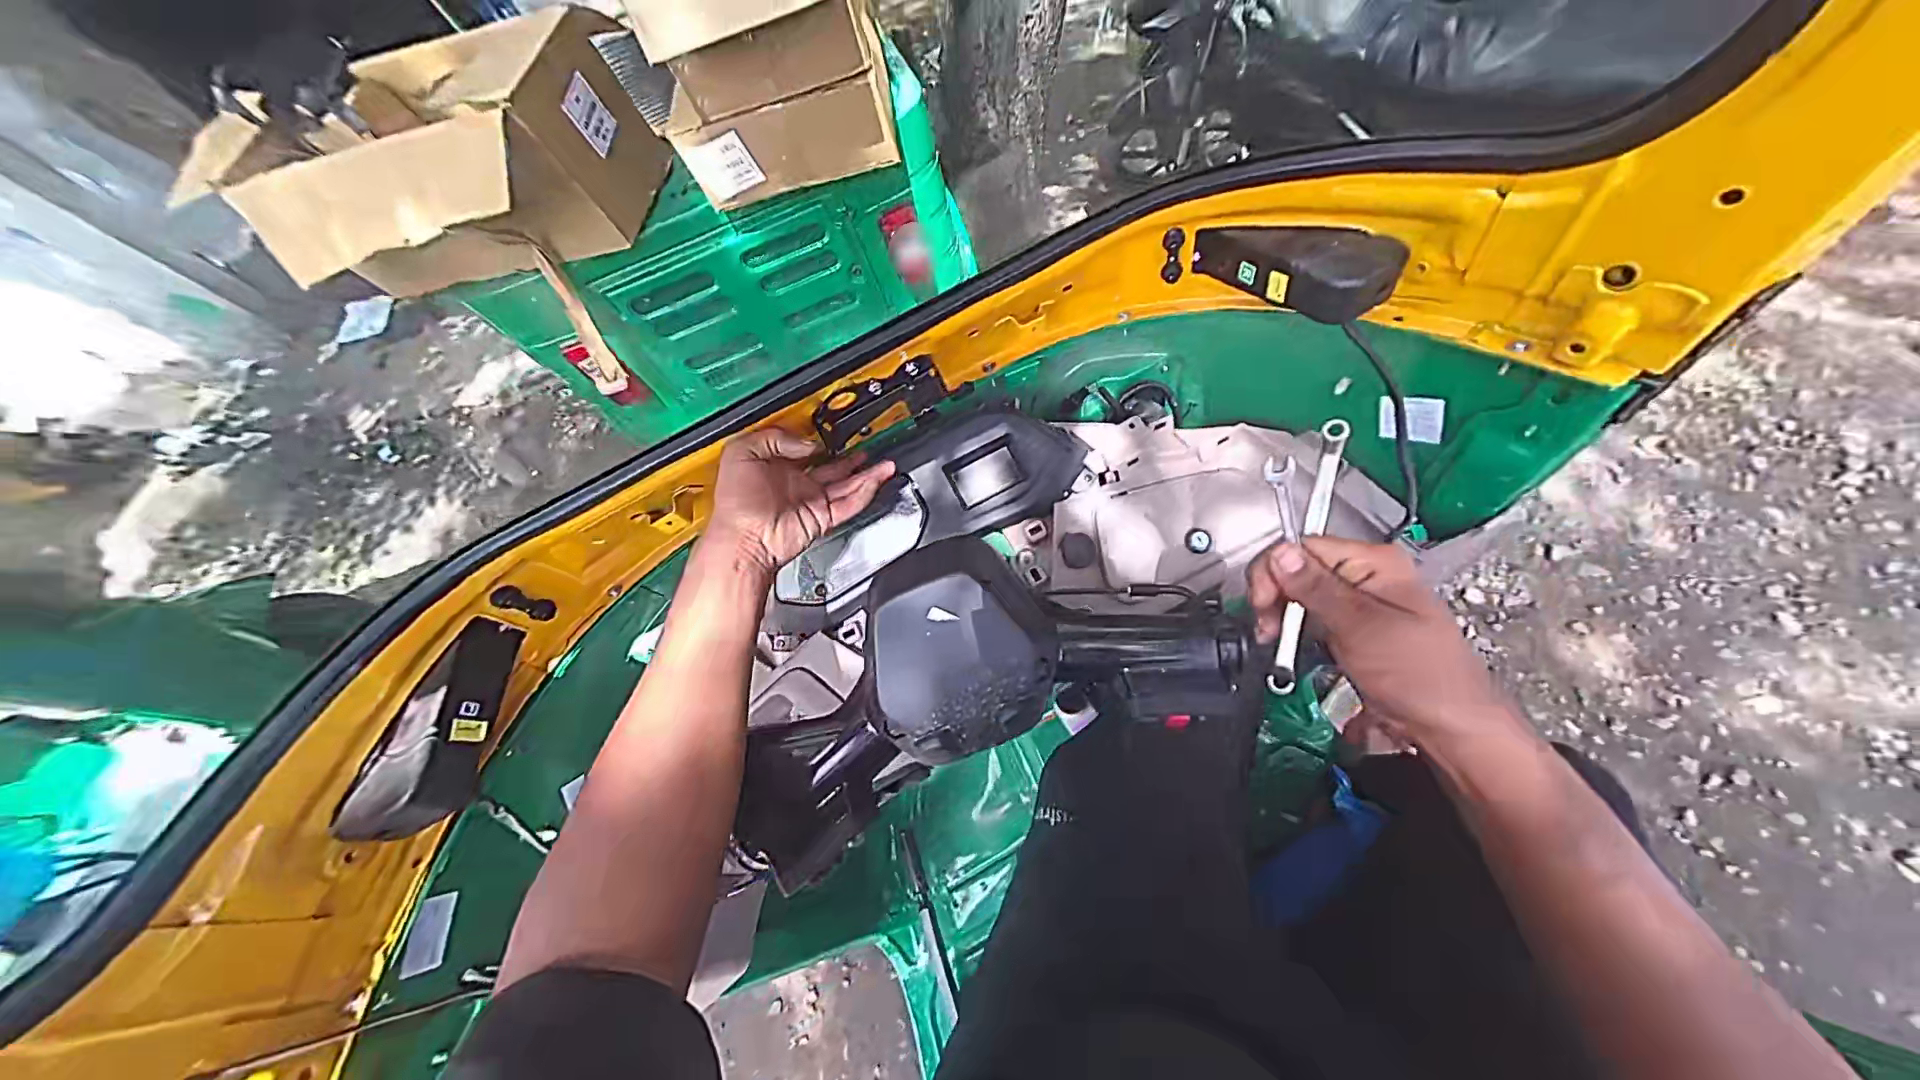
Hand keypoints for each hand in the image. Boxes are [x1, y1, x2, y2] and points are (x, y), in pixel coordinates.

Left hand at [702, 429, 895, 578]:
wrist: (743, 539)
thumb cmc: (735, 504)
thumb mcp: (741, 451)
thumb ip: (775, 438)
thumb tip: (808, 443)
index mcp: (776, 466)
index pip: (805, 448)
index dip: (821, 437)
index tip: (836, 428)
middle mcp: (796, 483)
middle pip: (833, 466)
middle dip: (851, 455)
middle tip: (867, 443)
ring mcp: (811, 501)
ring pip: (848, 484)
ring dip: (867, 473)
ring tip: (884, 462)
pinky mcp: (822, 518)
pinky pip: (850, 503)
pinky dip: (865, 491)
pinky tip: (876, 479)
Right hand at [1247, 537, 1519, 745]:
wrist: (1448, 729)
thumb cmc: (1424, 679)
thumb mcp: (1361, 627)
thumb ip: (1316, 588)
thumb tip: (1281, 554)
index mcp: (1375, 563)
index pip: (1302, 548)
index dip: (1274, 573)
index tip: (1263, 604)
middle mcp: (1366, 577)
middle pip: (1297, 568)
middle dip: (1274, 595)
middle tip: (1268, 625)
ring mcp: (1357, 603)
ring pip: (1299, 593)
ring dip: (1279, 615)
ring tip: (1276, 639)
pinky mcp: (1350, 628)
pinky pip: (1310, 617)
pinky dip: (1293, 629)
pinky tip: (1290, 644)